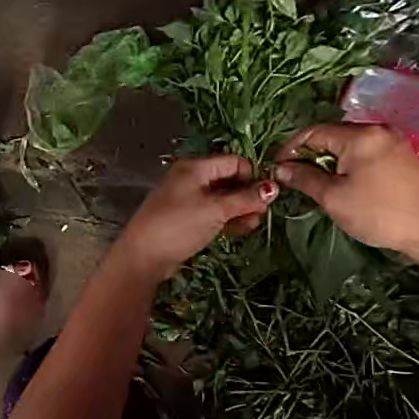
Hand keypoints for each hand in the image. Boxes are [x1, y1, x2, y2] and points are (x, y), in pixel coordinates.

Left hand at [114, 155, 277, 279]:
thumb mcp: (216, 210)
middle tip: (263, 213)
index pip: (233, 162)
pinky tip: (241, 229)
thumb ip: (245, 199)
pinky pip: (213, 213)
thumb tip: (274, 187)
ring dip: (240, 209)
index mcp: (196, 168)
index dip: (253, 175)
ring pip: (222, 199)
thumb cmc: (180, 225)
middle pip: (229, 180)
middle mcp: (192, 179)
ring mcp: (188, 199)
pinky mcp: (188, 219)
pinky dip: (228, 219)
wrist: (143, 256)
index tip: (269, 194)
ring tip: (253, 224)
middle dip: (248, 195)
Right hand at [274, 123, 418, 257]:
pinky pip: (366, 151)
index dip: (291, 148)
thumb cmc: (379, 213)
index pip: (314, 132)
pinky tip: (343, 181)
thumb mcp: (335, 198)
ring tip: (315, 180)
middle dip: (310, 153)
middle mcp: (377, 129)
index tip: (276, 166)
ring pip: (350, 143)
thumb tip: (280, 168)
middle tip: (293, 175)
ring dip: (330, 158)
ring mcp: (393, 141)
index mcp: (359, 135)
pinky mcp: (402, 155)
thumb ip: (305, 179)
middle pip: (333, 134)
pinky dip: (349, 162)